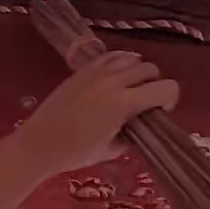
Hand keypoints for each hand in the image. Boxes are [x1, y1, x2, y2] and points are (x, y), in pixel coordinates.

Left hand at [7, 50, 179, 174]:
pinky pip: (109, 56)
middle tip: (146, 102)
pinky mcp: (81, 70)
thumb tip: (141, 128)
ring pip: (131, 58)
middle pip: (150, 69)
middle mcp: (113, 81)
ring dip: (137, 71)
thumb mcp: (111, 150)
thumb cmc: (75, 152)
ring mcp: (96, 72)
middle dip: (155, 84)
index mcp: (124, 103)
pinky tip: (115, 76)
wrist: (39, 143)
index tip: (160, 111)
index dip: (170, 99)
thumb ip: (132, 136)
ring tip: (130, 88)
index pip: (166, 88)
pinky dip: (119, 62)